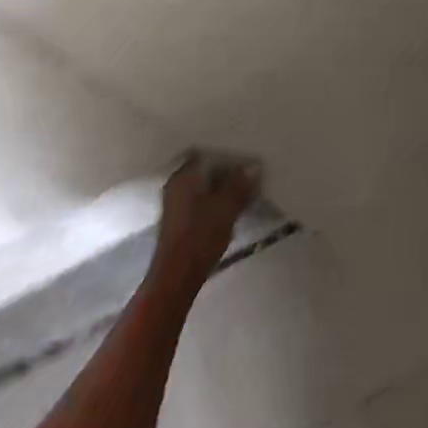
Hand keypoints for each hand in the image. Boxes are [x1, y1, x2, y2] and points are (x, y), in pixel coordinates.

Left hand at [151, 152, 258, 291]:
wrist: (178, 274)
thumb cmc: (202, 235)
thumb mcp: (228, 206)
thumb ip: (240, 184)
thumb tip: (251, 168)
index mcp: (184, 178)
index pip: (205, 154)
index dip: (226, 154)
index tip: (245, 157)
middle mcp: (176, 186)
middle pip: (205, 170)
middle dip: (227, 171)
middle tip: (250, 172)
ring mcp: (176, 204)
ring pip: (205, 186)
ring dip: (224, 187)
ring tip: (247, 189)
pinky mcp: (181, 219)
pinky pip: (202, 200)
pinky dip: (217, 200)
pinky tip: (234, 206)